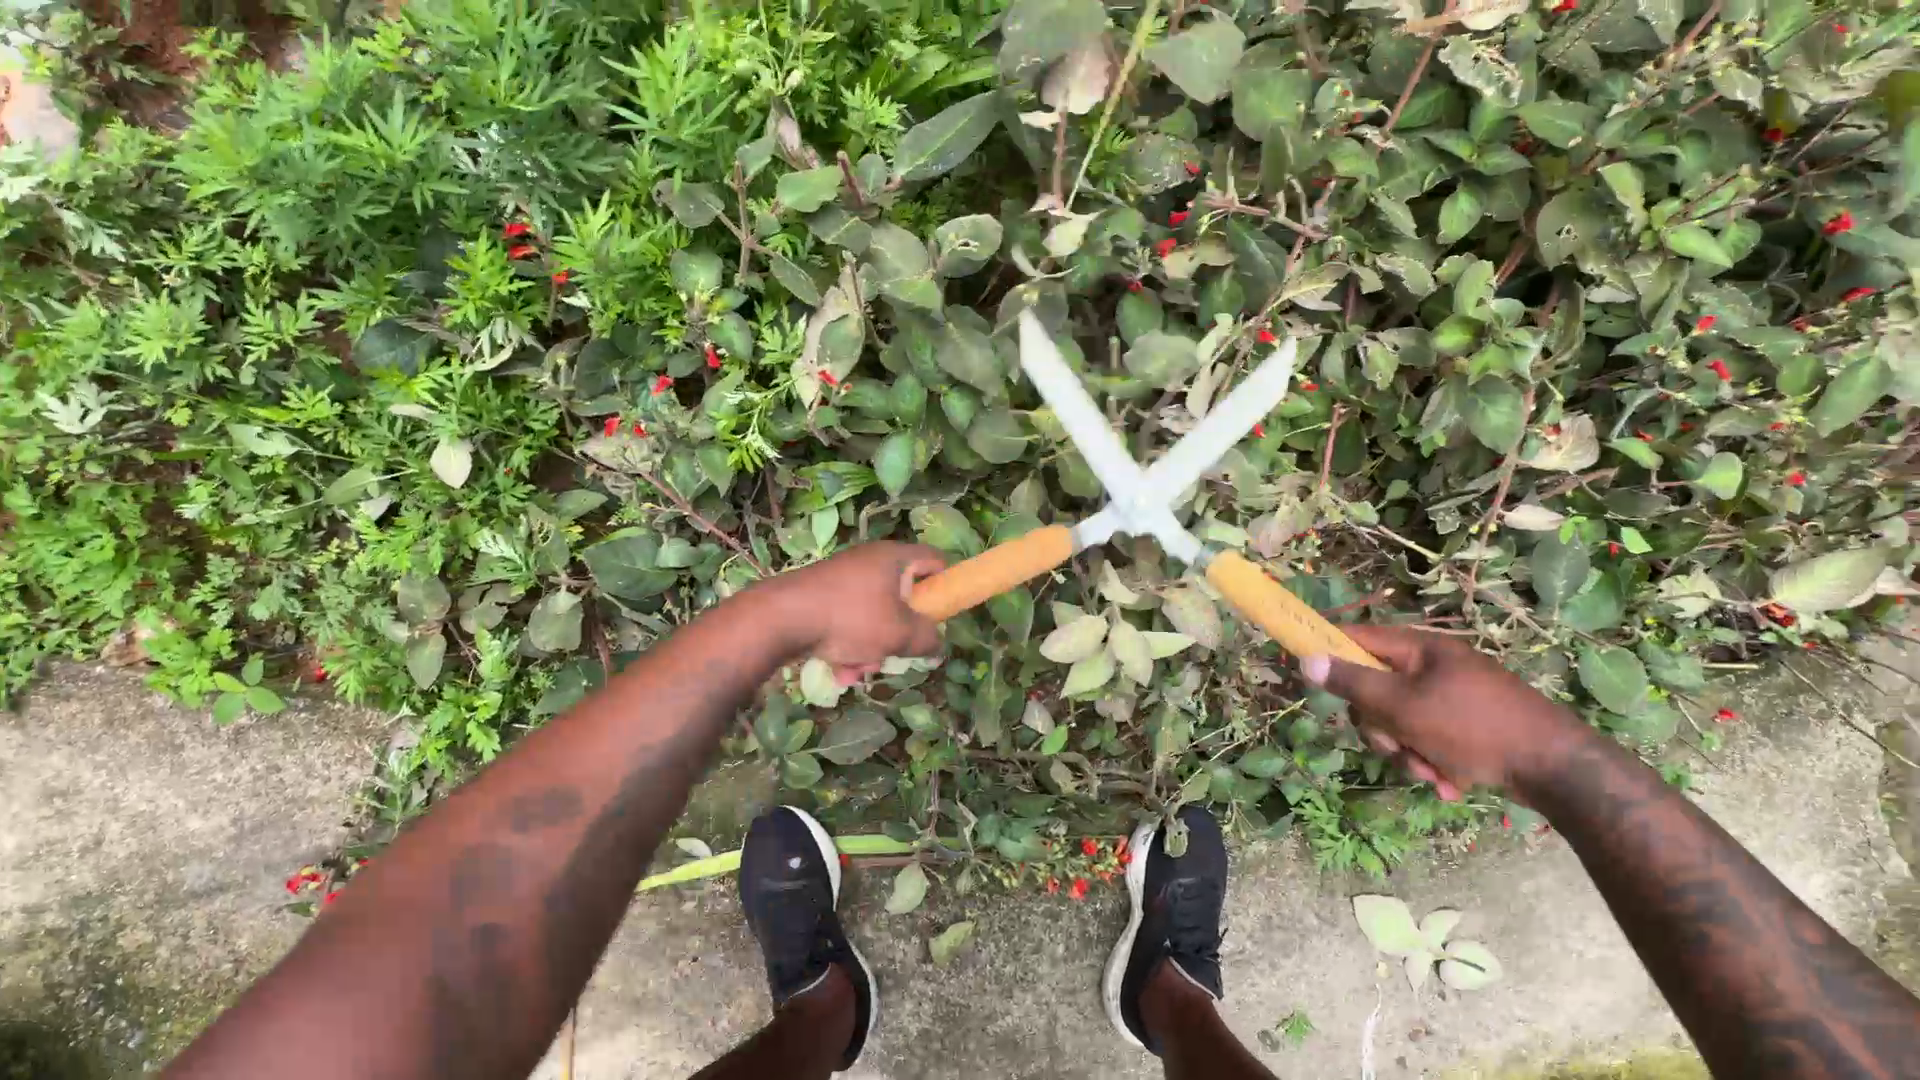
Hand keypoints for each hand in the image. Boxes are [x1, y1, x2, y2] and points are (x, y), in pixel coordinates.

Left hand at [763, 542, 947, 681]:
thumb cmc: (850, 618)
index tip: (943, 616)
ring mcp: (842, 578)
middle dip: (901, 633)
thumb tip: (937, 643)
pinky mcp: (820, 596)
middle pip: (903, 597)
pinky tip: (839, 671)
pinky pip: (847, 622)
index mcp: (894, 557)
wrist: (780, 618)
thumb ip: (928, 638)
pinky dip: (847, 646)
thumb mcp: (900, 634)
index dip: (947, 587)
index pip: (936, 561)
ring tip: (858, 671)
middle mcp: (869, 561)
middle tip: (898, 653)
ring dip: (872, 648)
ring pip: (873, 616)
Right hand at [1301, 625, 1592, 800]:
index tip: (1304, 671)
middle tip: (1394, 746)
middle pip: (1374, 689)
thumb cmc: (1474, 728)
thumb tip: (1306, 659)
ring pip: (1398, 720)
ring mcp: (1451, 695)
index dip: (1327, 651)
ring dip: (1405, 751)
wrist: (1557, 769)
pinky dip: (1431, 760)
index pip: (1356, 638)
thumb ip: (1352, 684)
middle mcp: (1432, 666)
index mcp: (1419, 648)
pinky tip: (1449, 782)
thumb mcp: (1403, 706)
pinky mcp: (1466, 724)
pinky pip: (1427, 738)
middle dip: (1379, 726)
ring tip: (1430, 772)